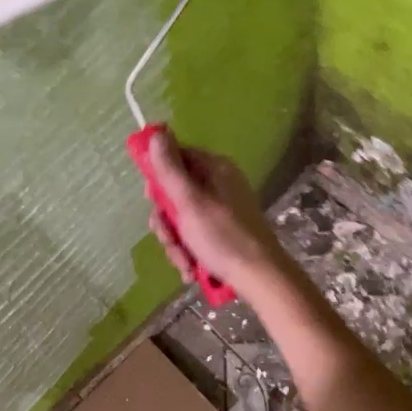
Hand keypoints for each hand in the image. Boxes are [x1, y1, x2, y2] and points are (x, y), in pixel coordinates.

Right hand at [143, 133, 304, 299]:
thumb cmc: (223, 237)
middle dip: (167, 221)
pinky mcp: (224, 232)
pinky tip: (192, 270)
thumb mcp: (190, 202)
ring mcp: (222, 210)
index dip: (158, 178)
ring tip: (185, 262)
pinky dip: (189, 252)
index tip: (151, 200)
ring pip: (182, 218)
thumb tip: (156, 132)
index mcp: (215, 169)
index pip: (177, 157)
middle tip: (169, 239)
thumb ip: (169, 169)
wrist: (261, 278)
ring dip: (176, 243)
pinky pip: (195, 235)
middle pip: (176, 192)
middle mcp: (219, 184)